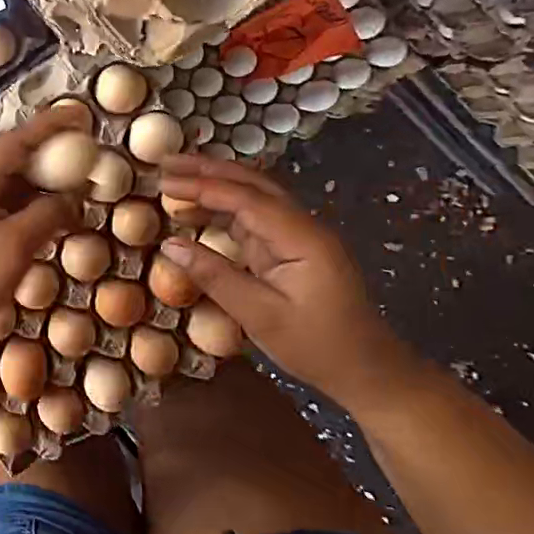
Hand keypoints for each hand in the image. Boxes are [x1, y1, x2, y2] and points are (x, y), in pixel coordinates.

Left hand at [0, 108, 81, 333]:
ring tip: (83, 182)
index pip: (15, 144)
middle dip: (53, 152)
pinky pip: (22, 209)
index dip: (47, 125)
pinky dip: (45, 208)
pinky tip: (66, 216)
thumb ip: (49, 214)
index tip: (78, 115)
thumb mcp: (17, 244)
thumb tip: (74, 197)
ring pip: (23, 186)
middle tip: (86, 147)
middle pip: (19, 161)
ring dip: (52, 183)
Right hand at [157, 154, 410, 395]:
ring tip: (174, 180)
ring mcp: (298, 236)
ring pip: (253, 196)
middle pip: (253, 184)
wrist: (367, 370)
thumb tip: (171, 246)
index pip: (247, 199)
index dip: (204, 186)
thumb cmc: (318, 347)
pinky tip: (197, 213)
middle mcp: (303, 226)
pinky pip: (254, 219)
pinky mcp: (291, 249)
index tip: (166, 181)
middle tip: (166, 163)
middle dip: (208, 170)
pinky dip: (223, 210)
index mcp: (303, 238)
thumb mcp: (261, 317)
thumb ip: (215, 277)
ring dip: (215, 185)